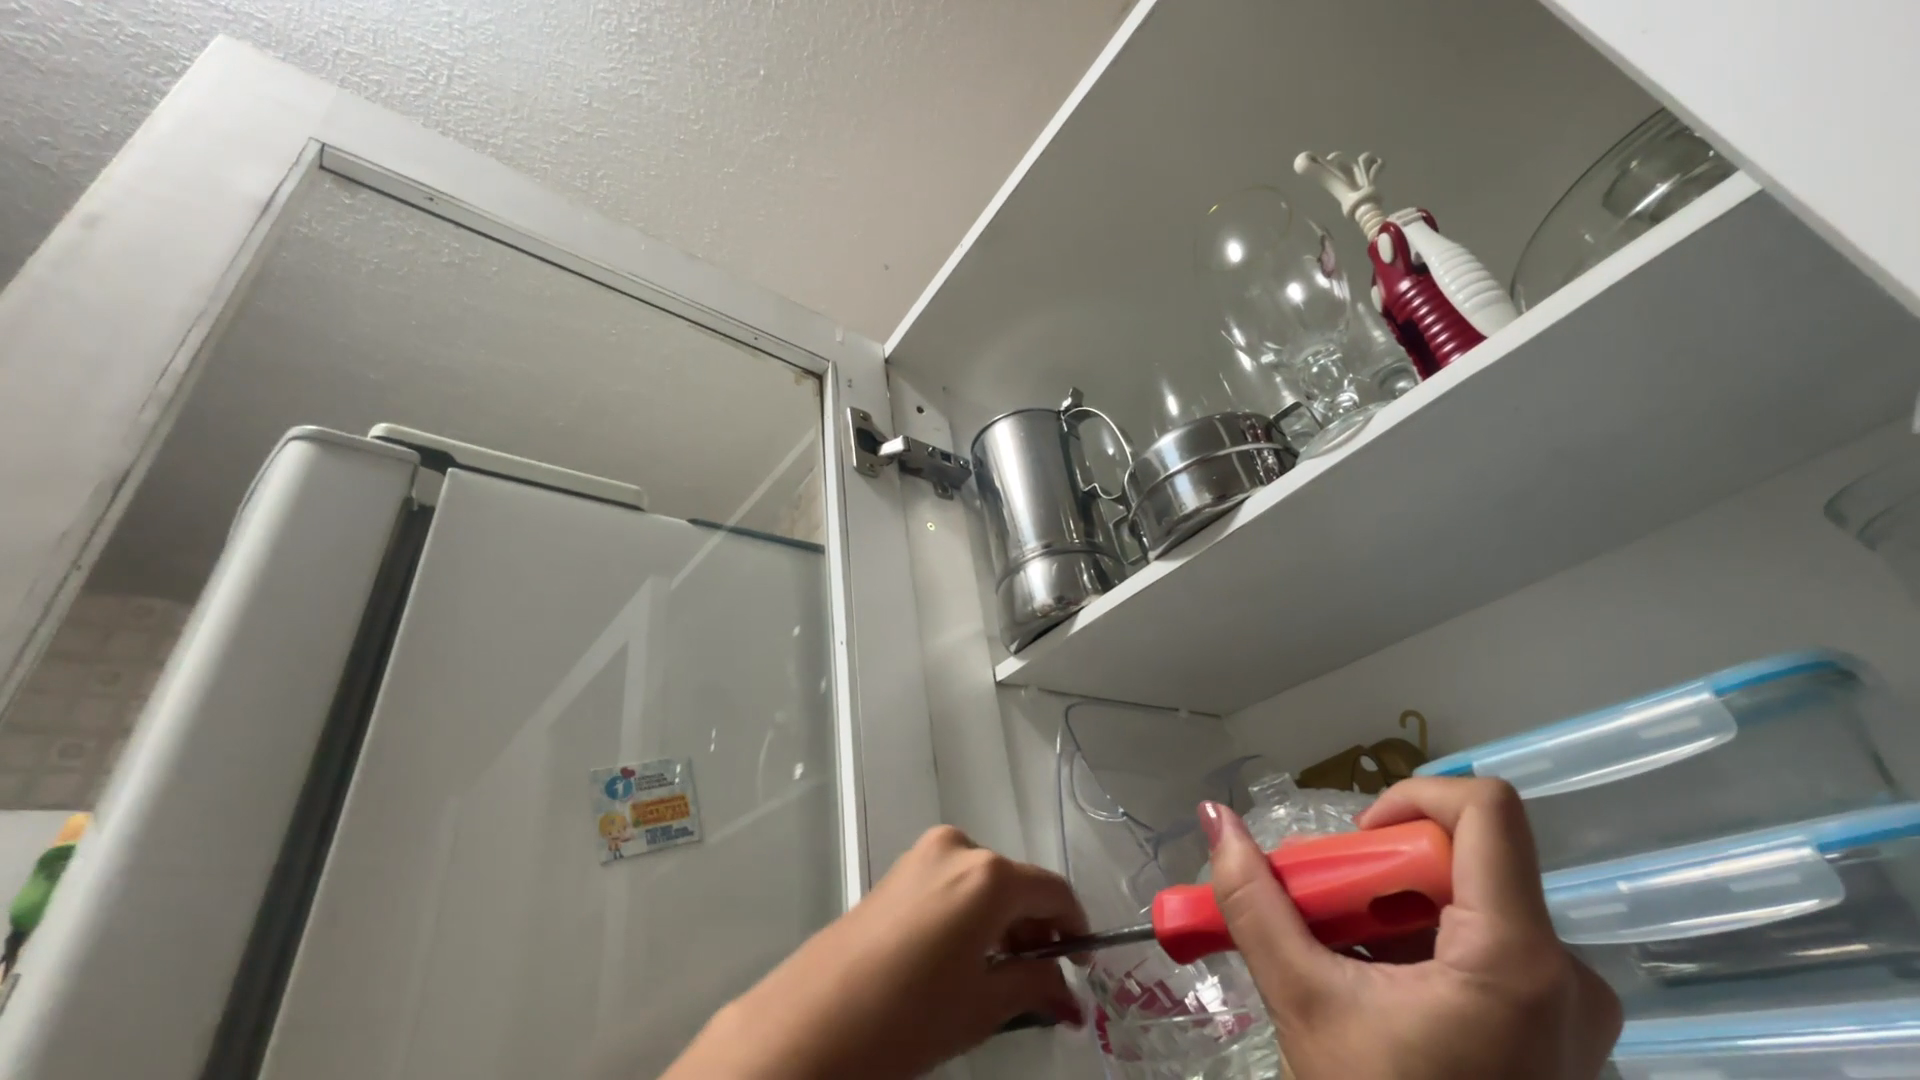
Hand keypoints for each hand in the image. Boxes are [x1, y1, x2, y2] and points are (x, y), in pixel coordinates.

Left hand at [662, 825, 1088, 1079]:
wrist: (814, 1021)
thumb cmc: (910, 1014)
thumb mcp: (984, 1005)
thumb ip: (1037, 987)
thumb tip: (1071, 996)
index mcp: (988, 875)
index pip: (1054, 891)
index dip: (1075, 928)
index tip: (1083, 964)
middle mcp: (958, 849)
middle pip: (1017, 883)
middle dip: (1037, 929)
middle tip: (1045, 981)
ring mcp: (922, 856)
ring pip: (984, 883)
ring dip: (1003, 923)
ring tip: (1004, 976)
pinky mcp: (896, 872)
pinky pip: (952, 885)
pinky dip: (971, 914)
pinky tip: (966, 958)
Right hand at [1203, 777, 1620, 1079]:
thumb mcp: (1305, 1002)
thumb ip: (1254, 902)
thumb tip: (1215, 817)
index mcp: (1518, 957)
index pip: (1486, 809)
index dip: (1408, 800)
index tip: (1353, 850)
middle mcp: (1566, 971)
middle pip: (1464, 861)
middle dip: (1377, 872)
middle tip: (1323, 917)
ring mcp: (1571, 1005)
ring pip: (1469, 905)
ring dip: (1391, 913)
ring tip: (1340, 962)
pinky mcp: (1560, 1031)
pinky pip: (1487, 947)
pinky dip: (1421, 947)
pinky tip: (1378, 990)